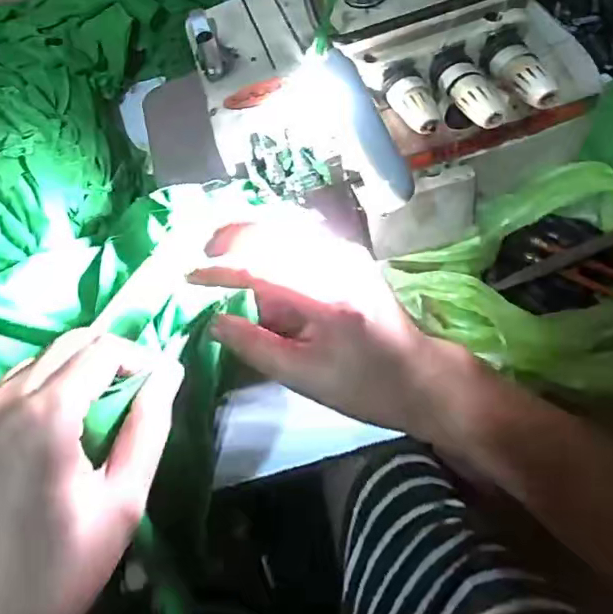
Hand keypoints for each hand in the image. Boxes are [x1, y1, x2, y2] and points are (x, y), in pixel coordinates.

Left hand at [0, 329, 183, 613]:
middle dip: (110, 355)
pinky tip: (55, 428)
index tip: (160, 385)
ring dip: (76, 368)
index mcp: (46, 411)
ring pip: (40, 359)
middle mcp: (6, 396)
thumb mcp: (122, 503)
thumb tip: (168, 371)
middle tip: (135, 392)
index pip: (103, 349)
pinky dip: (44, 385)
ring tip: (99, 411)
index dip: (139, 357)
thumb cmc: (57, 573)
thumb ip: (149, 427)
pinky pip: (12, 384)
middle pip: (70, 342)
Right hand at [188, 220, 482, 443]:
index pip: (261, 270)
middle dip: (232, 236)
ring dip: (251, 238)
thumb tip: (215, 321)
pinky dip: (272, 241)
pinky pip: (301, 235)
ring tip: (222, 253)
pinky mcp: (348, 253)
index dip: (220, 271)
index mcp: (327, 296)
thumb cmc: (365, 385)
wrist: (422, 375)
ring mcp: (346, 252)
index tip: (190, 275)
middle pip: (273, 231)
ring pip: (285, 228)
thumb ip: (255, 346)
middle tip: (203, 253)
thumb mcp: (305, 377)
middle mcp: (337, 261)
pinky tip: (257, 255)